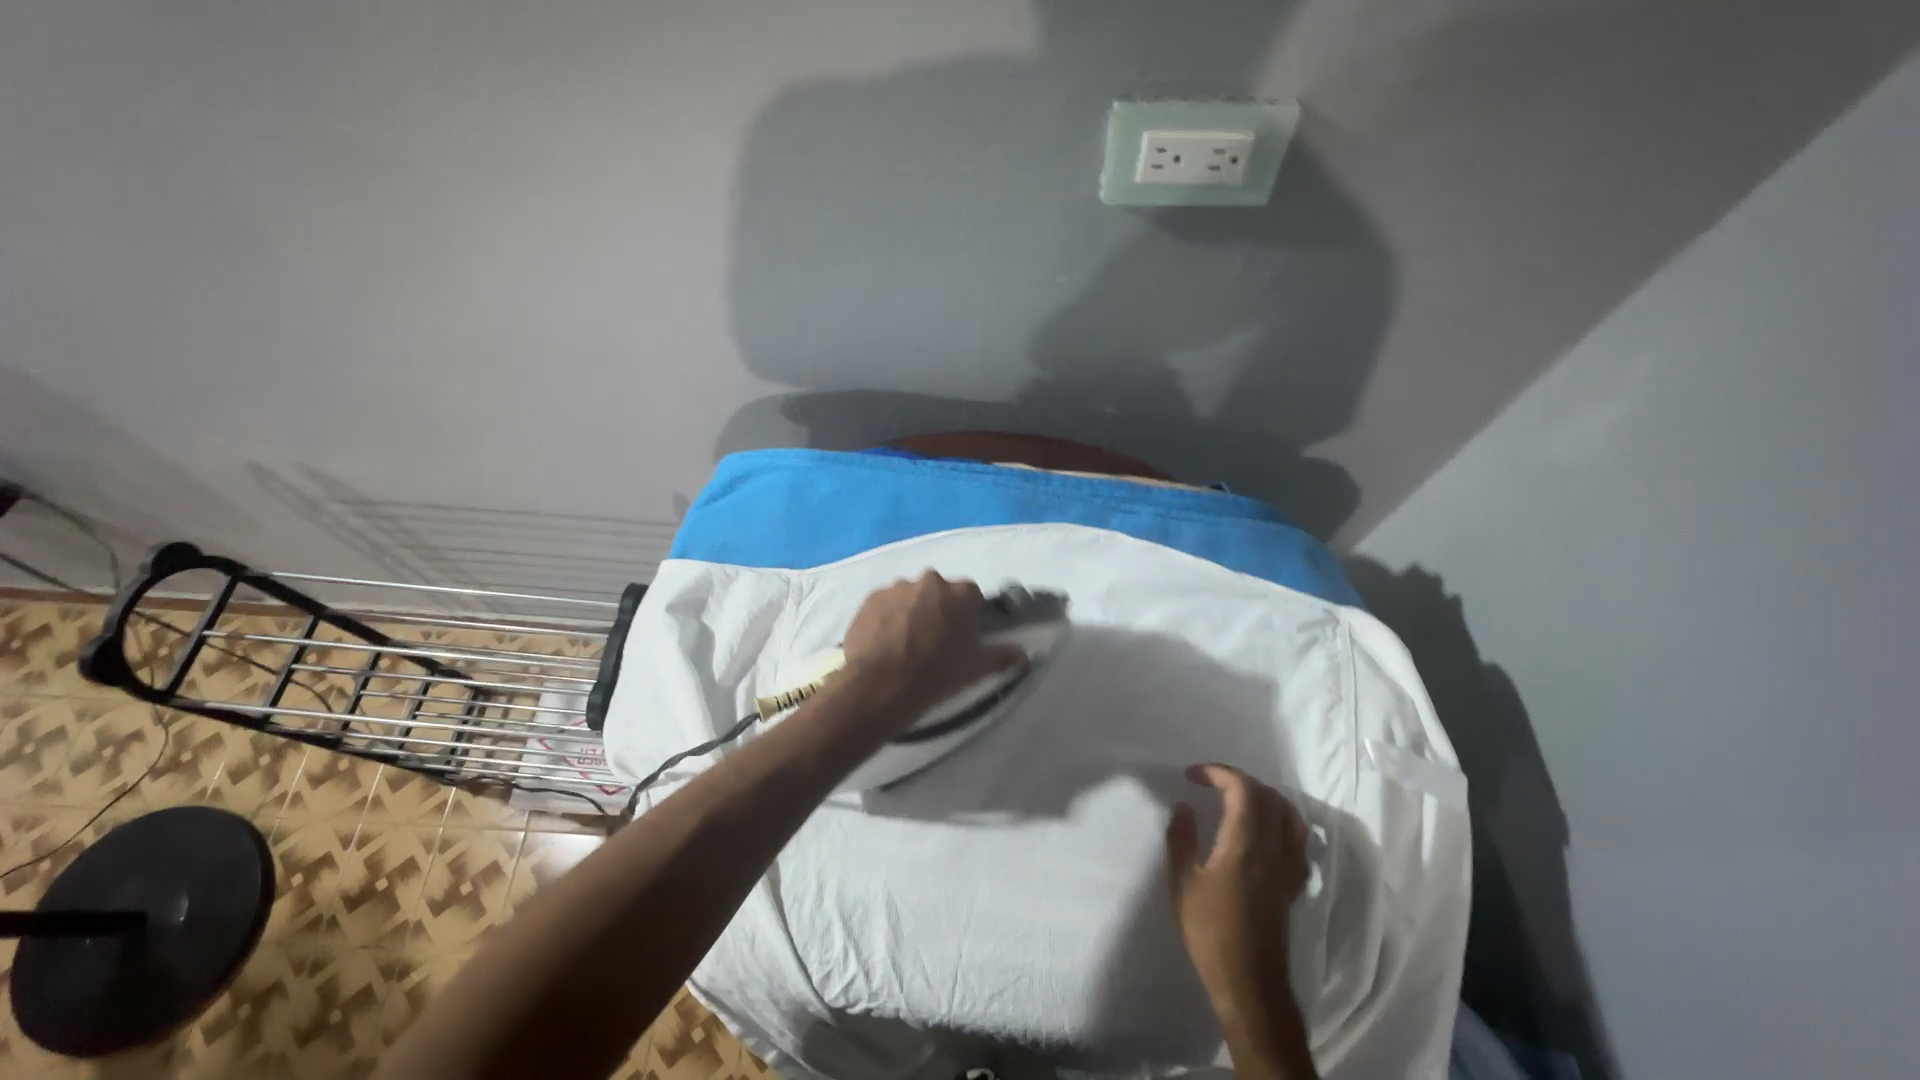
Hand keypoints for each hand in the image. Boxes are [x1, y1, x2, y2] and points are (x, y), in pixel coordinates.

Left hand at [838, 571, 1026, 735]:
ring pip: (910, 597)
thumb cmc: (936, 673)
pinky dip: (887, 618)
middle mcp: (929, 581)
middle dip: (938, 610)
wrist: (881, 684)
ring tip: (904, 645)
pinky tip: (884, 644)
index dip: (968, 615)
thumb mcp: (976, 668)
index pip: (971, 595)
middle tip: (934, 641)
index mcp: (960, 593)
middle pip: (939, 592)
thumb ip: (1002, 656)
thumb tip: (1022, 653)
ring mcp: (896, 587)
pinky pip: (884, 605)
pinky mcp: (869, 599)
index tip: (962, 636)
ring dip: (911, 612)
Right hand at [1165, 764, 1311, 1021]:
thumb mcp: (1183, 884)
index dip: (1218, 772)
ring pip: (1287, 813)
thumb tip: (1184, 807)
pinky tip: (1266, 832)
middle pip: (1267, 795)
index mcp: (1245, 843)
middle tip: (1209, 783)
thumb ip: (1181, 839)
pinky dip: (1282, 821)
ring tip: (1236, 799)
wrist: (1249, 979)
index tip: (1192, 775)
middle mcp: (1273, 847)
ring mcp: (1289, 865)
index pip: (1241, 788)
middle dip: (1238, 779)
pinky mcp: (1294, 883)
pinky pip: (1297, 838)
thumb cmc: (1210, 931)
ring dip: (1263, 796)